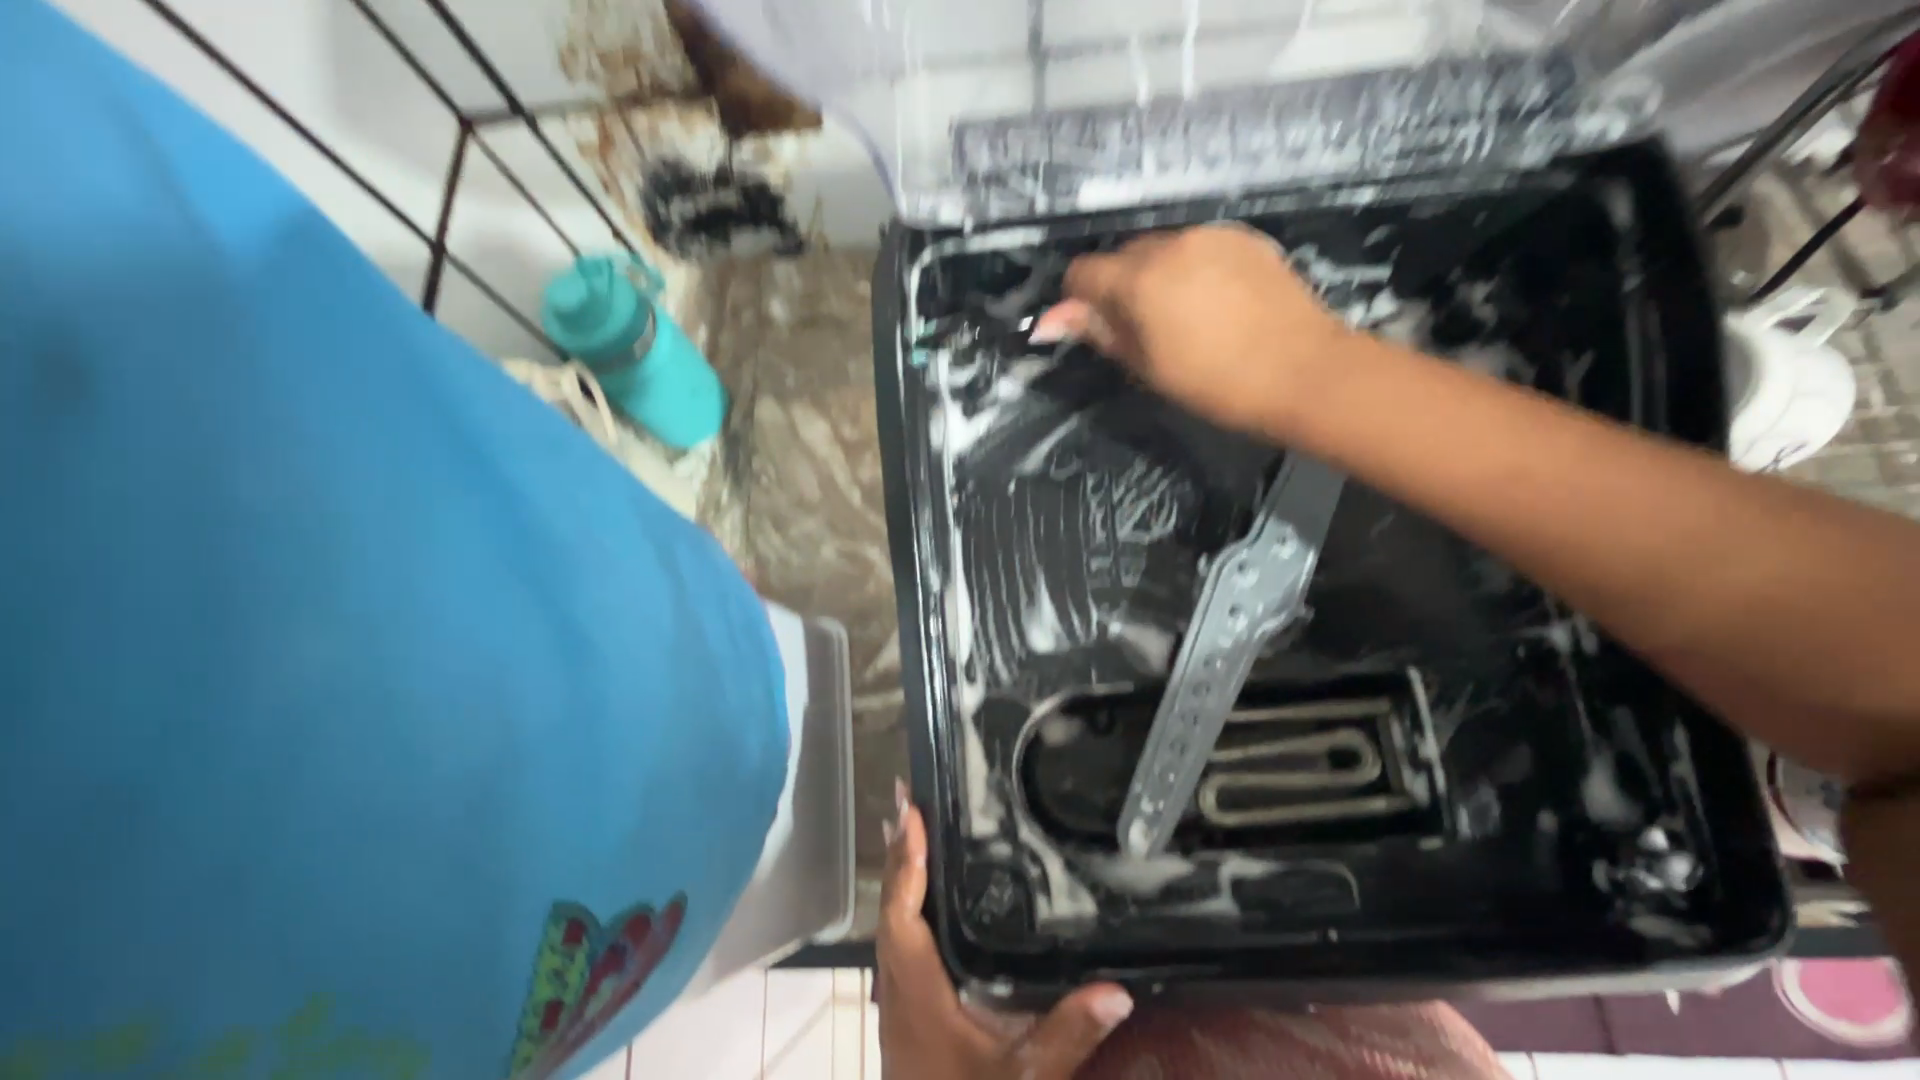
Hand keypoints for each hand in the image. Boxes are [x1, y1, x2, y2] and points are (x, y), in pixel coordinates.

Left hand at [877, 780, 1133, 1078]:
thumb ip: (1066, 1036)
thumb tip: (1117, 990)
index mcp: (917, 993)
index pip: (904, 914)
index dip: (907, 863)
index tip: (913, 814)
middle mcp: (899, 988)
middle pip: (891, 907)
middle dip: (899, 852)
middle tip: (907, 800)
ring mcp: (900, 1002)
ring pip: (892, 924)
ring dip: (901, 876)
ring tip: (912, 832)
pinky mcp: (909, 1012)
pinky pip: (901, 941)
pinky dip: (908, 904)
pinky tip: (927, 899)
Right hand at [1031, 224, 1356, 436]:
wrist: (1305, 372)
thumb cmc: (1216, 384)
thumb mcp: (1147, 366)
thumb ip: (1098, 332)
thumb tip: (1050, 320)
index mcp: (1139, 279)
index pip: (1082, 273)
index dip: (1079, 301)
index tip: (1098, 327)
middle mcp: (1170, 244)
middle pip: (1122, 255)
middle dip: (1121, 285)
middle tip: (1144, 328)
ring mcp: (1211, 235)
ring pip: (1161, 248)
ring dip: (1157, 274)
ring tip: (1185, 315)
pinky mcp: (1244, 235)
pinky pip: (1199, 245)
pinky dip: (1193, 267)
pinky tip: (1217, 301)